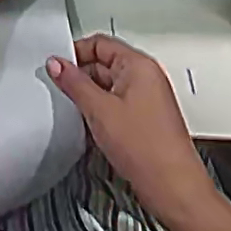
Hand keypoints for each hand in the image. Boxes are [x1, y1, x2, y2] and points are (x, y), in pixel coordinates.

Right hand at [47, 35, 219, 226]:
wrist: (172, 186)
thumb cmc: (148, 149)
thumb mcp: (100, 111)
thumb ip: (74, 83)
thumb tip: (58, 64)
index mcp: (139, 65)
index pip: (100, 43)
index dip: (75, 52)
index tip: (57, 67)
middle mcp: (147, 76)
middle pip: (104, 62)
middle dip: (81, 76)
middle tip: (61, 91)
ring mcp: (148, 97)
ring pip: (109, 85)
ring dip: (90, 96)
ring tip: (77, 113)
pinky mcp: (145, 117)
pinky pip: (117, 103)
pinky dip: (101, 111)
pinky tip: (92, 128)